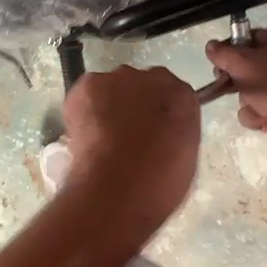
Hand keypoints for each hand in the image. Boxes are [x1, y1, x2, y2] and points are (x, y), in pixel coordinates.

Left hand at [61, 66, 200, 232]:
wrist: (120, 187)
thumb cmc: (158, 184)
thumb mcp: (183, 158)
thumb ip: (174, 134)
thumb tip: (159, 135)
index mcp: (183, 97)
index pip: (170, 95)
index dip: (156, 113)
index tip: (149, 130)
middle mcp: (154, 78)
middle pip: (140, 86)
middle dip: (132, 105)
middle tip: (125, 136)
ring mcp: (119, 79)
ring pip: (111, 88)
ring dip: (107, 106)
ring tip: (101, 139)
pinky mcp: (88, 86)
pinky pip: (85, 95)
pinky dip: (83, 111)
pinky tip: (85, 136)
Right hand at [205, 30, 266, 151]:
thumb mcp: (243, 63)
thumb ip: (223, 53)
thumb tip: (209, 45)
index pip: (247, 37)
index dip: (230, 47)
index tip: (215, 57)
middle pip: (244, 66)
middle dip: (233, 77)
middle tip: (225, 80)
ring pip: (245, 90)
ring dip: (244, 99)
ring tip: (254, 102)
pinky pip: (253, 109)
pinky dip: (255, 115)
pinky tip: (262, 117)